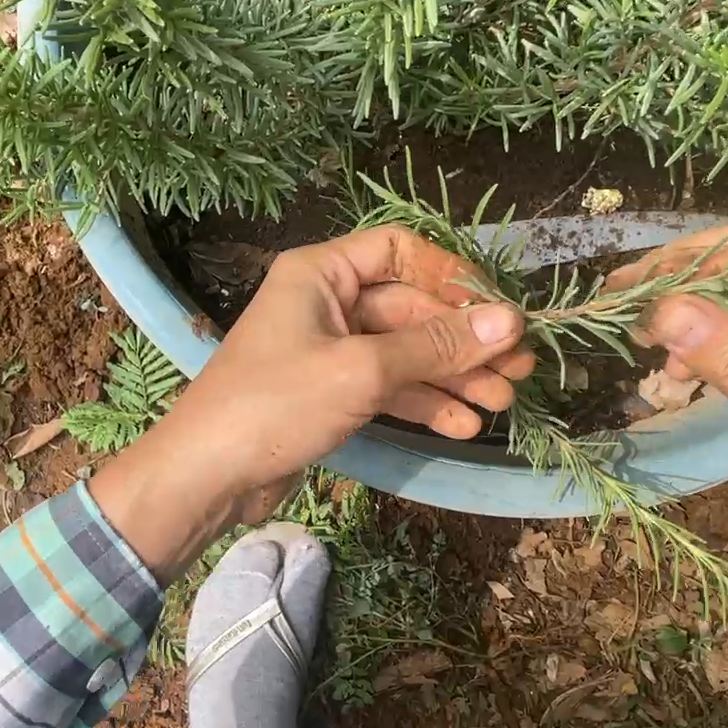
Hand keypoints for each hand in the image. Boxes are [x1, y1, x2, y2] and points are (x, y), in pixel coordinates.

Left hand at [91, 225, 532, 581]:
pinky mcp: (330, 392)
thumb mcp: (362, 369)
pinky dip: (422, 403)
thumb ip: (436, 346)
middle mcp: (326, 303)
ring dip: (452, 376)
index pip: (399, 251)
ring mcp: (329, 350)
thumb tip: (511, 320)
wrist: (208, 476)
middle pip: (410, 308)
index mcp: (321, 273)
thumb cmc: (277, 403)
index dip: (451, 275)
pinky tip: (463, 425)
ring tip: (502, 403)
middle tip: (519, 369)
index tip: (498, 310)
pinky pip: (387, 387)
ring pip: (403, 352)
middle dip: (462, 340)